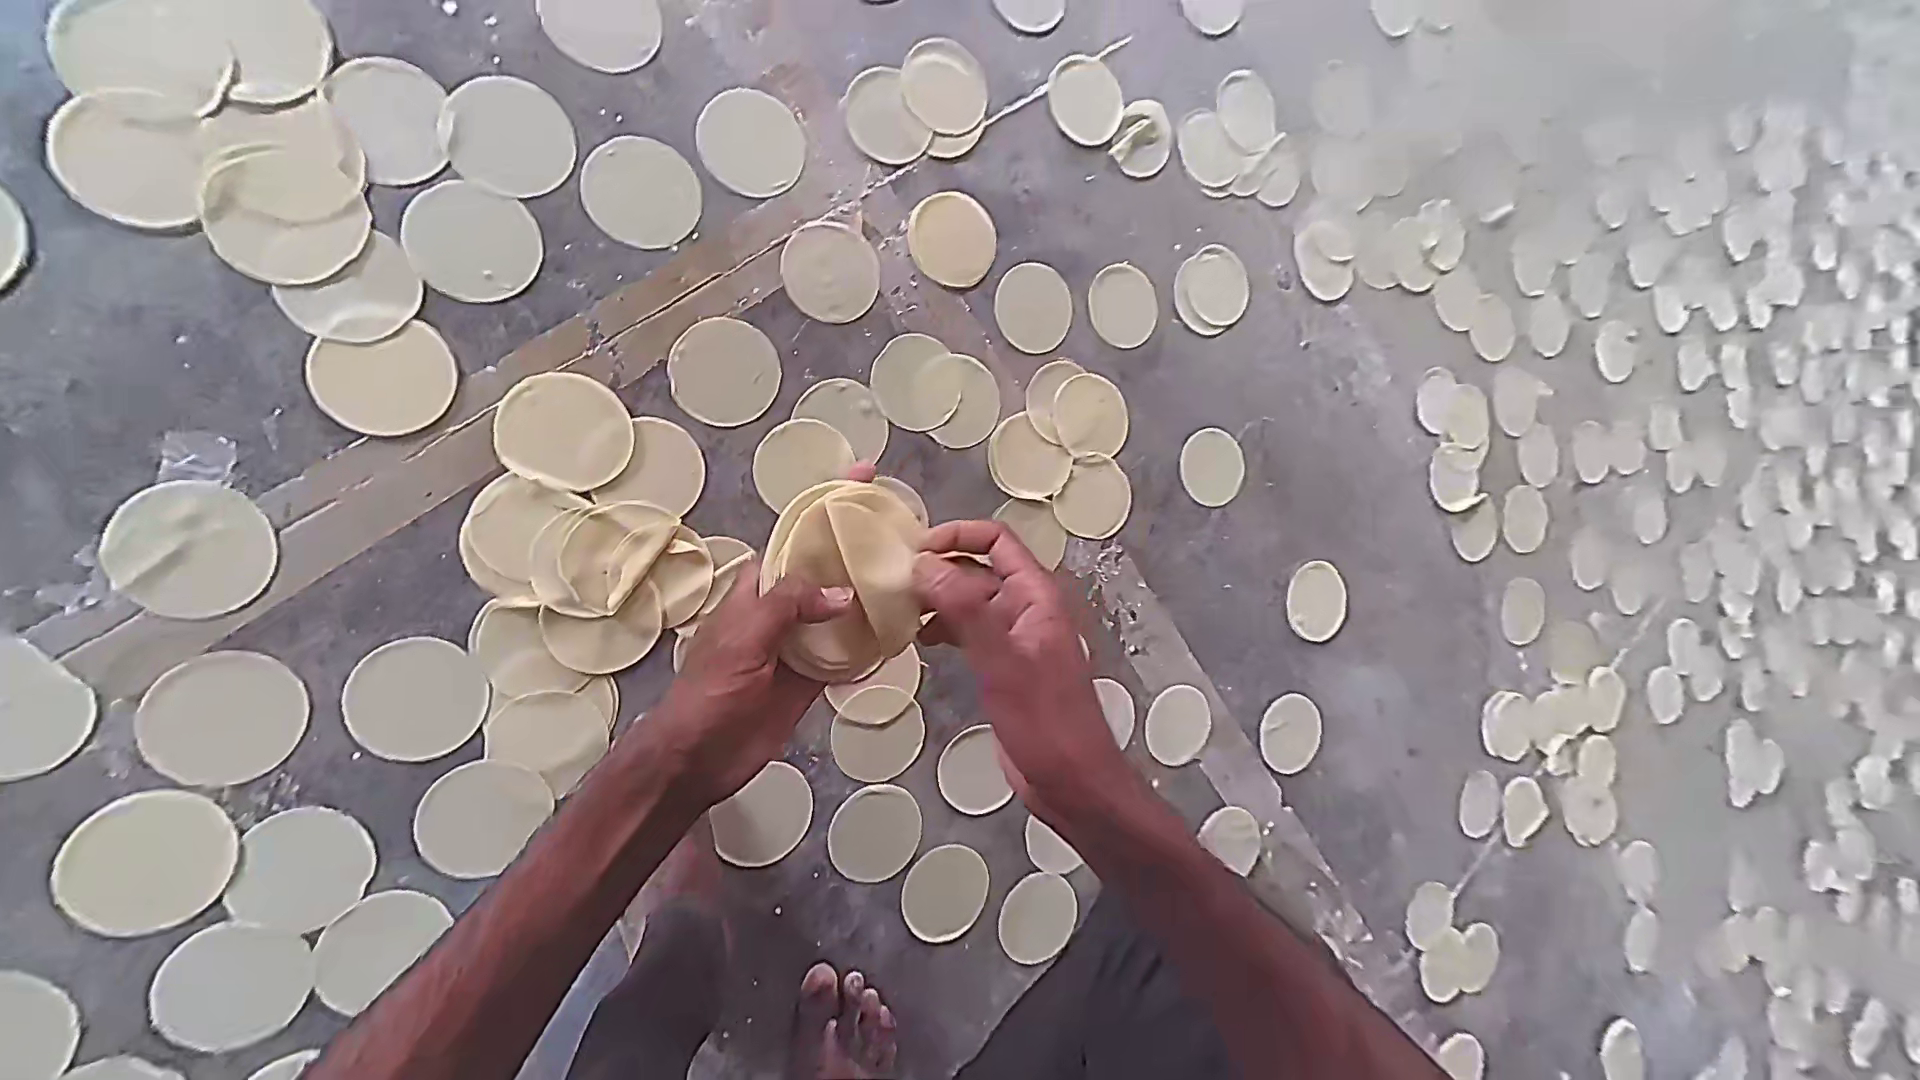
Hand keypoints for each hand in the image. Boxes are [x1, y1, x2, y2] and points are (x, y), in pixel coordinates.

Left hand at [650, 463, 879, 806]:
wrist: (700, 756)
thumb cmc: (711, 690)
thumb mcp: (743, 636)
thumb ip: (789, 606)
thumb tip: (843, 593)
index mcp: (760, 587)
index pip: (797, 535)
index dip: (826, 505)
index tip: (862, 477)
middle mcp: (784, 608)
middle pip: (828, 569)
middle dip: (860, 549)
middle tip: (906, 532)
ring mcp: (801, 642)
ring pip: (842, 609)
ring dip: (871, 595)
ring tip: (913, 576)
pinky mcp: (813, 676)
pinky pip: (848, 652)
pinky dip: (871, 643)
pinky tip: (899, 632)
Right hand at [913, 521, 1131, 821]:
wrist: (1071, 780)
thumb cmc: (1045, 721)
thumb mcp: (1003, 661)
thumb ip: (965, 609)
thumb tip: (923, 564)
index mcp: (1036, 595)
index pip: (996, 540)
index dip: (957, 535)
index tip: (914, 549)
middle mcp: (1025, 608)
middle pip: (978, 567)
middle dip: (939, 567)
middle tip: (894, 580)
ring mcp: (1012, 637)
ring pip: (969, 600)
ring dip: (937, 599)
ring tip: (898, 609)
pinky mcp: (1001, 664)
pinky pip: (968, 631)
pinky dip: (943, 628)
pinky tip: (918, 639)